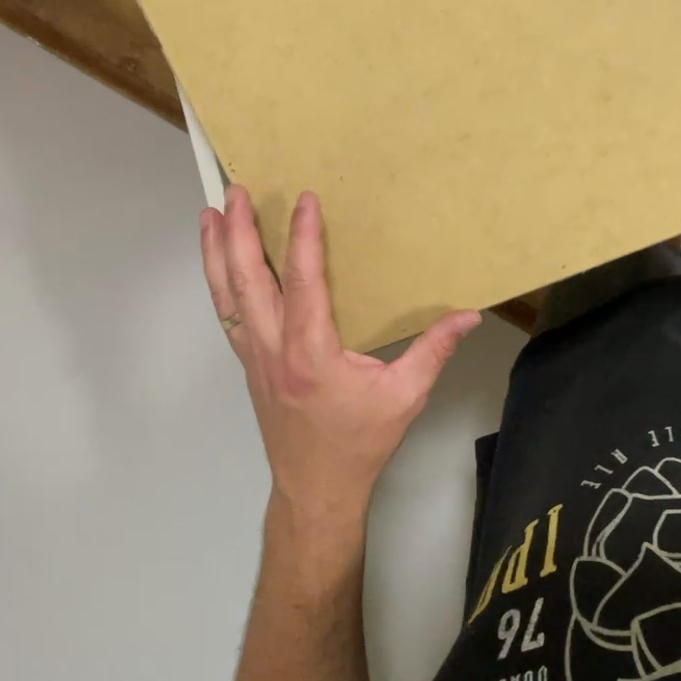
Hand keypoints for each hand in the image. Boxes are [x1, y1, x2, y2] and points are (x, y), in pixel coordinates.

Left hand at [200, 185, 480, 518]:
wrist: (316, 489)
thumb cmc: (361, 441)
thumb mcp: (406, 396)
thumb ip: (434, 350)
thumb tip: (469, 314)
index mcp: (312, 352)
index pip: (303, 282)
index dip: (302, 238)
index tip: (304, 200)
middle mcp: (274, 348)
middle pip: (248, 281)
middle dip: (239, 233)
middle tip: (236, 191)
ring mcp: (255, 357)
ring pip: (227, 296)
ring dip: (216, 252)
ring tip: (211, 213)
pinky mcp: (250, 365)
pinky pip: (228, 314)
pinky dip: (219, 282)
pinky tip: (220, 263)